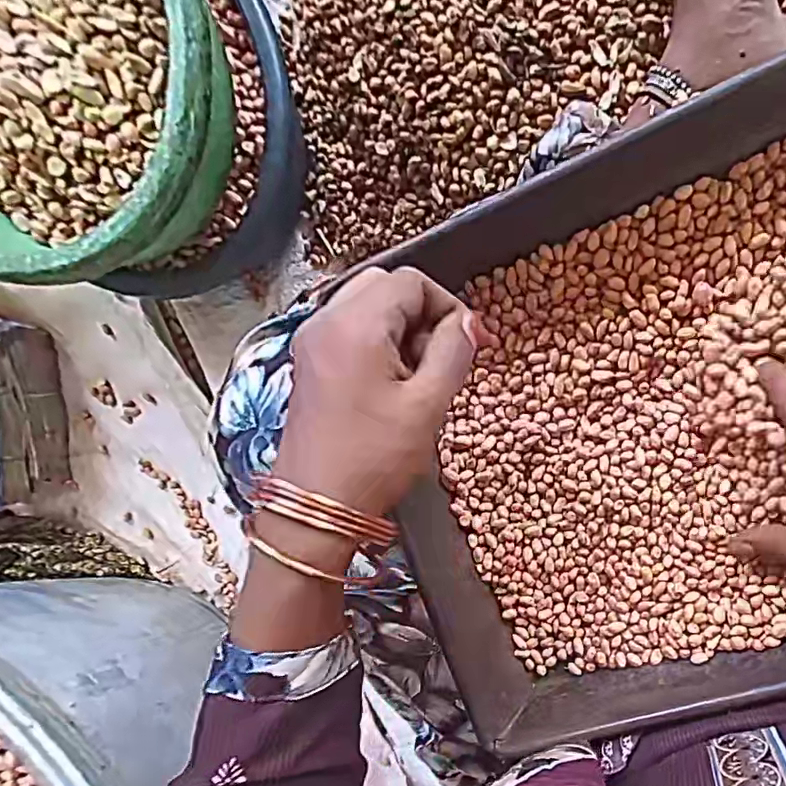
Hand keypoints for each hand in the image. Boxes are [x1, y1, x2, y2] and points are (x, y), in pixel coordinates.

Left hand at [269, 266, 489, 517]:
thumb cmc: (373, 459)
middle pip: (386, 286)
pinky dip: (382, 344)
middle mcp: (325, 322)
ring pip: (369, 307)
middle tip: (446, 357)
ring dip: (404, 330)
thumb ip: (453, 353)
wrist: (318, 504)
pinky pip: (353, 332)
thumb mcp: (427, 406)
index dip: (450, 305)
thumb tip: (468, 323)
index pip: (411, 282)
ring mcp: (313, 342)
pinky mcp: (312, 363)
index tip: (473, 341)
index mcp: (354, 326)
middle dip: (425, 314)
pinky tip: (397, 385)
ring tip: (422, 378)